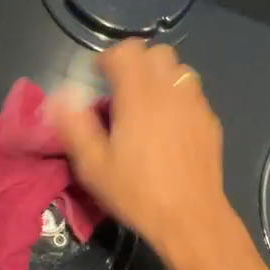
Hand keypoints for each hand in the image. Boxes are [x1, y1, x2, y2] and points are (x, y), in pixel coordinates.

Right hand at [46, 40, 234, 264]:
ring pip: (179, 70)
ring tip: (146, 104)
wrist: (190, 217)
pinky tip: (169, 126)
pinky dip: (178, 98)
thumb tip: (60, 97)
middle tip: (120, 88)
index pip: (125, 51)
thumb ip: (74, 125)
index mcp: (139, 95)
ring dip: (160, 77)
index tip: (97, 78)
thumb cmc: (137, 193)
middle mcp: (170, 90)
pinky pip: (193, 95)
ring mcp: (196, 105)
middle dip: (136, 62)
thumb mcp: (93, 166)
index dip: (107, 59)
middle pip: (156, 52)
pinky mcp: (210, 122)